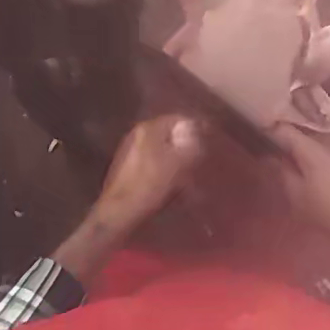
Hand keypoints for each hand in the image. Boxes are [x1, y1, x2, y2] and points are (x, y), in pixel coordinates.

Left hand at [93, 114, 204, 230]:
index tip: (210, 138)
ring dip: (175, 155)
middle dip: (185, 142)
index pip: (178, 118)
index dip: (196, 127)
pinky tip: (171, 180)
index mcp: (148, 128)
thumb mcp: (178, 163)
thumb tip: (197, 127)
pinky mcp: (126, 166)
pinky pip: (152, 159)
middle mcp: (137, 133)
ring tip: (189, 170)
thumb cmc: (150, 185)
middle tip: (200, 155)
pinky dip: (164, 165)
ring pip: (160, 147)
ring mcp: (129, 149)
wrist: (120, 211)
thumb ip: (191, 143)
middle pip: (168, 133)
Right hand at [269, 123, 329, 259]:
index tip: (254, 136)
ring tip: (294, 175)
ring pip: (320, 151)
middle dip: (287, 146)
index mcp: (312, 148)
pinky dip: (322, 169)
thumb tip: (271, 157)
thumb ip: (282, 174)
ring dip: (306, 158)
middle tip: (272, 159)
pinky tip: (321, 188)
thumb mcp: (298, 199)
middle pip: (303, 138)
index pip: (284, 129)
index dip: (267, 130)